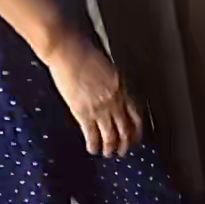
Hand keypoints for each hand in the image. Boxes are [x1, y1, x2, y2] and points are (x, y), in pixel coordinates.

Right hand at [41, 35, 143, 157]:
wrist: (68, 49)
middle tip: (122, 152)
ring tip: (107, 154)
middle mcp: (115, 102)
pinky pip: (92, 136)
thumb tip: (116, 97)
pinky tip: (92, 149)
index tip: (135, 138)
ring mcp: (100, 109)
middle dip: (125, 145)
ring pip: (111, 137)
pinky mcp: (84, 113)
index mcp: (123, 90)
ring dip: (110, 149)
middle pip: (126, 131)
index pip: (137, 117)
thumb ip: (115, 85)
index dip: (137, 131)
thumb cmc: (84, 53)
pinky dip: (93, 145)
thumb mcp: (109, 69)